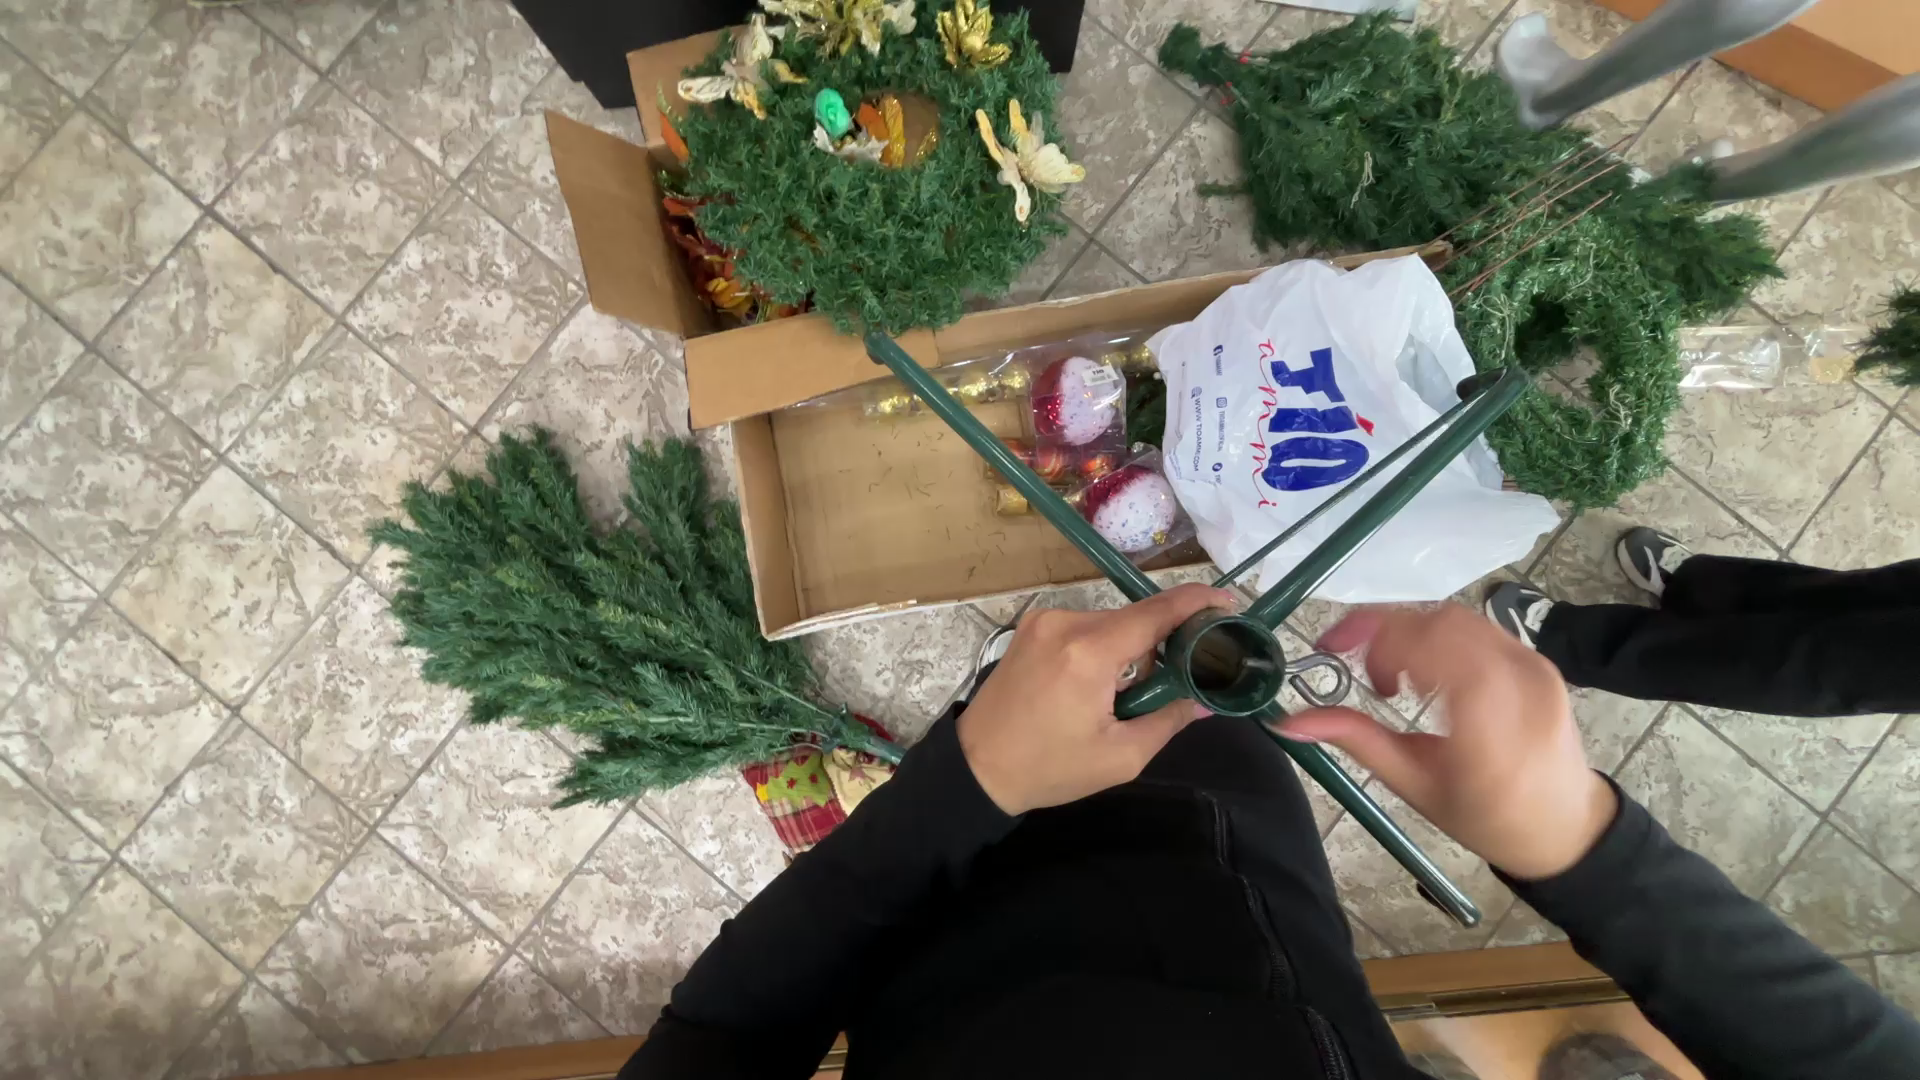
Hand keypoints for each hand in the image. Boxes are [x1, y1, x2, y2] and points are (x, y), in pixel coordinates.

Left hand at [958, 583, 1235, 815]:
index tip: (1229, 604)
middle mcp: (1065, 622)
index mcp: (1089, 652)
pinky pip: (1084, 627)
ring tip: (1120, 697)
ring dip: (1128, 649)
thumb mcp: (1120, 756)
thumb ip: (1168, 719)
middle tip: (1172, 683)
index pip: (1156, 612)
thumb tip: (1205, 699)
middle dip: (1160, 644)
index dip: (1197, 603)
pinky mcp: (1031, 625)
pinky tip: (1093, 684)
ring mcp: (1043, 619)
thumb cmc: (1049, 768)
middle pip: (1134, 620)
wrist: (975, 765)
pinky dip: (1101, 648)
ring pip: (1110, 623)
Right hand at [1275, 605, 1617, 880]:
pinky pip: (1475, 626)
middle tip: (1358, 667)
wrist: (1569, 829)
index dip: (1372, 637)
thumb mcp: (1412, 784)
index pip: (1431, 648)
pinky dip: (1435, 635)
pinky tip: (1424, 670)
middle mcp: (1521, 687)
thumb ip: (1353, 740)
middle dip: (1382, 631)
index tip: (1332, 651)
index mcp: (1491, 729)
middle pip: (1438, 623)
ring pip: (1455, 617)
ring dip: (1407, 631)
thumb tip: (1284, 721)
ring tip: (1393, 674)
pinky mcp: (1539, 661)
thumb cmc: (1485, 816)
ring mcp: (1536, 668)